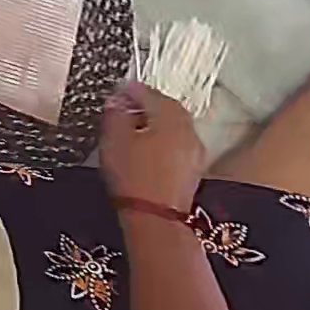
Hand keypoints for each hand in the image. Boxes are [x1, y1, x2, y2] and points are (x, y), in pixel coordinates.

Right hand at [99, 80, 205, 215]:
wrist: (156, 219)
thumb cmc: (133, 174)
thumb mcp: (115, 140)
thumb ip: (116, 115)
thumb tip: (118, 100)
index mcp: (170, 117)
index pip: (150, 93)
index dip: (131, 90)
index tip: (117, 90)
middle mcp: (188, 129)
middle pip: (168, 107)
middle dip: (148, 103)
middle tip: (127, 104)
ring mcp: (194, 150)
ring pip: (174, 125)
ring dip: (157, 120)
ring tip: (135, 125)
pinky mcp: (193, 169)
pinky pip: (177, 143)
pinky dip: (163, 137)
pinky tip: (148, 146)